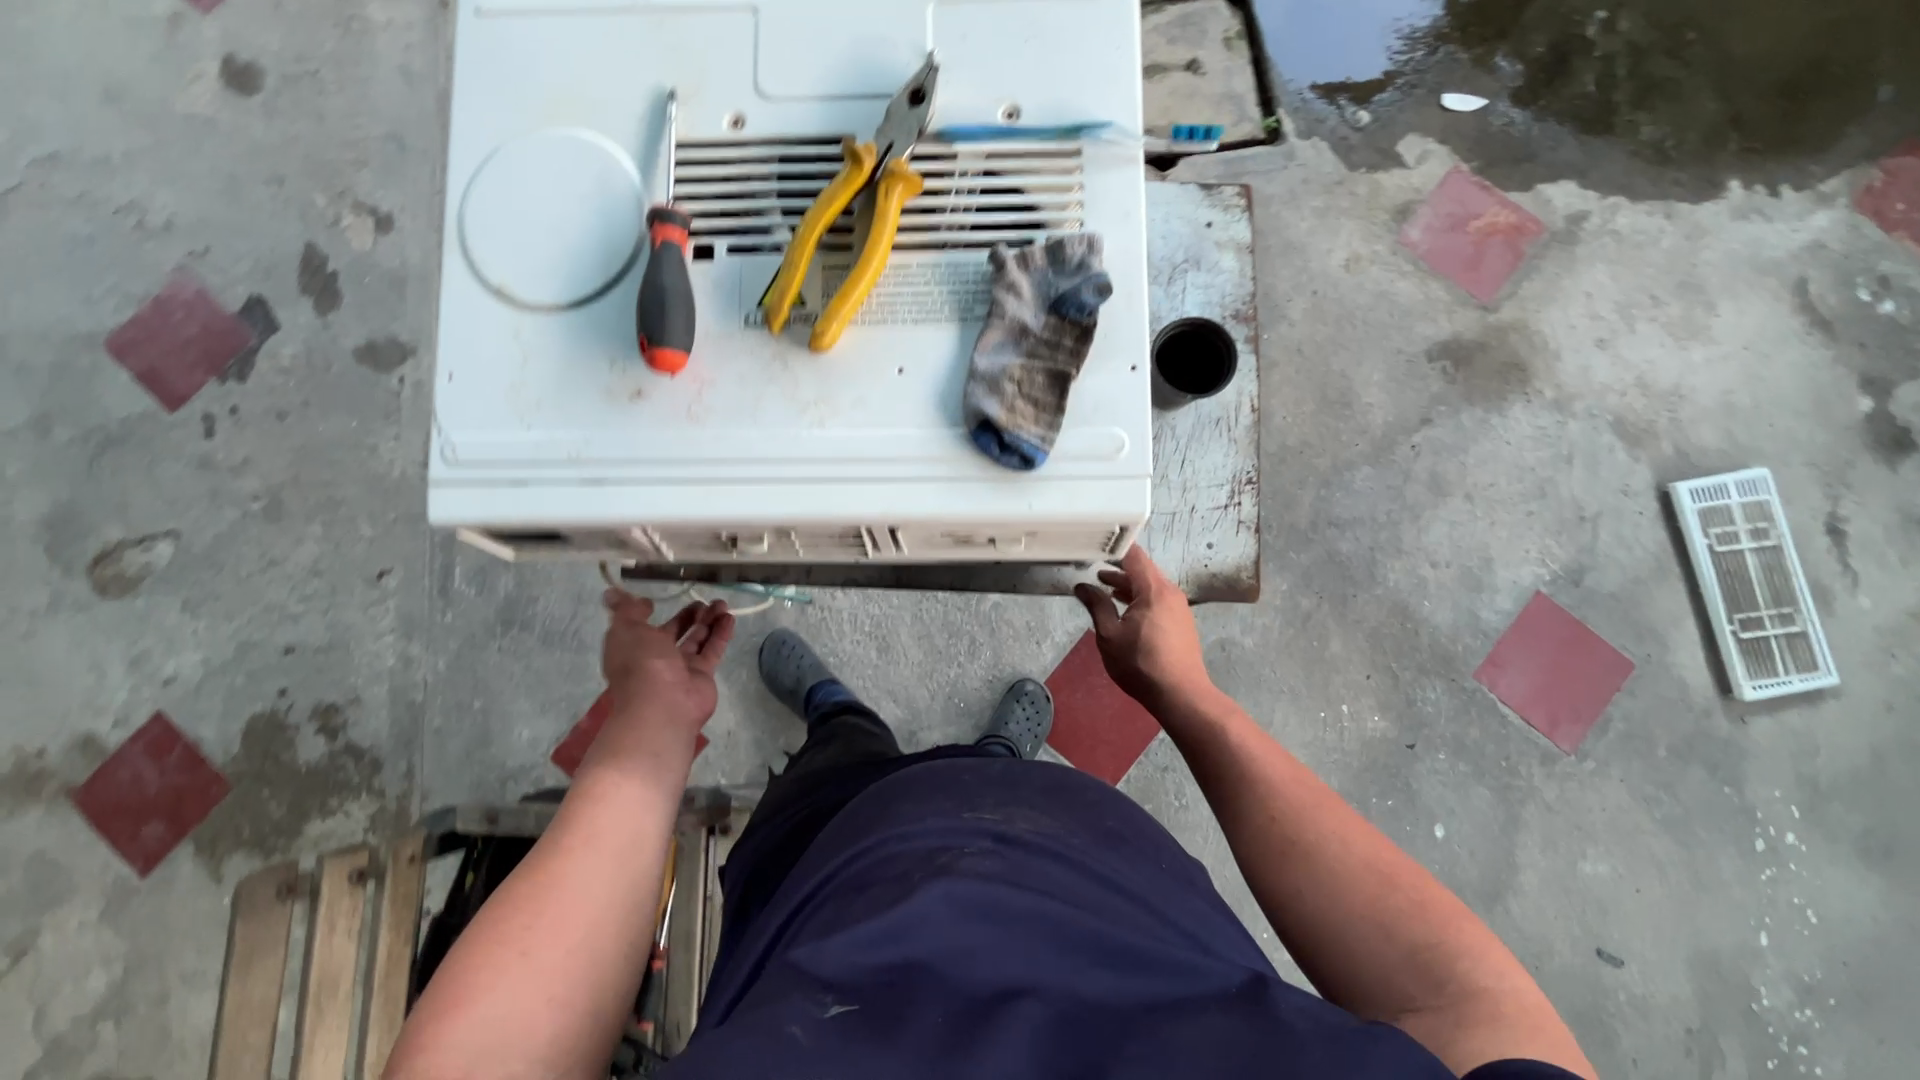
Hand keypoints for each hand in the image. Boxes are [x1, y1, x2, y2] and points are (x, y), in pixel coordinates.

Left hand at [591, 591, 734, 768]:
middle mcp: (655, 658)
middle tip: (702, 601)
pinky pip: (713, 650)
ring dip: (708, 621)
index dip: (645, 615)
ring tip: (721, 604)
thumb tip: (613, 593)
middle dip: (687, 616)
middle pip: (673, 632)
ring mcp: (680, 667)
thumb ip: (625, 610)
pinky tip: (729, 618)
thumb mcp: (626, 629)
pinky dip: (721, 634)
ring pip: (696, 639)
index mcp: (632, 647)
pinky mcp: (702, 674)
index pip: (639, 627)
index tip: (654, 601)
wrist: (663, 705)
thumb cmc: (641, 663)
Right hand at [1072, 545, 1213, 712]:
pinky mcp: (1182, 622)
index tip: (1094, 551)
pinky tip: (1127, 612)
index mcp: (1154, 589)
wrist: (1180, 694)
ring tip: (1107, 591)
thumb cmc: (1140, 664)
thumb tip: (1083, 587)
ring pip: (1152, 586)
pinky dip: (1142, 598)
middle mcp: (1170, 592)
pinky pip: (1159, 600)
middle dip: (1120, 569)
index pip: (1134, 555)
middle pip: (1144, 570)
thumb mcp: (1109, 635)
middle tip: (1095, 572)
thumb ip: (1097, 606)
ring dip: (1130, 586)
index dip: (1114, 550)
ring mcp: (1180, 607)